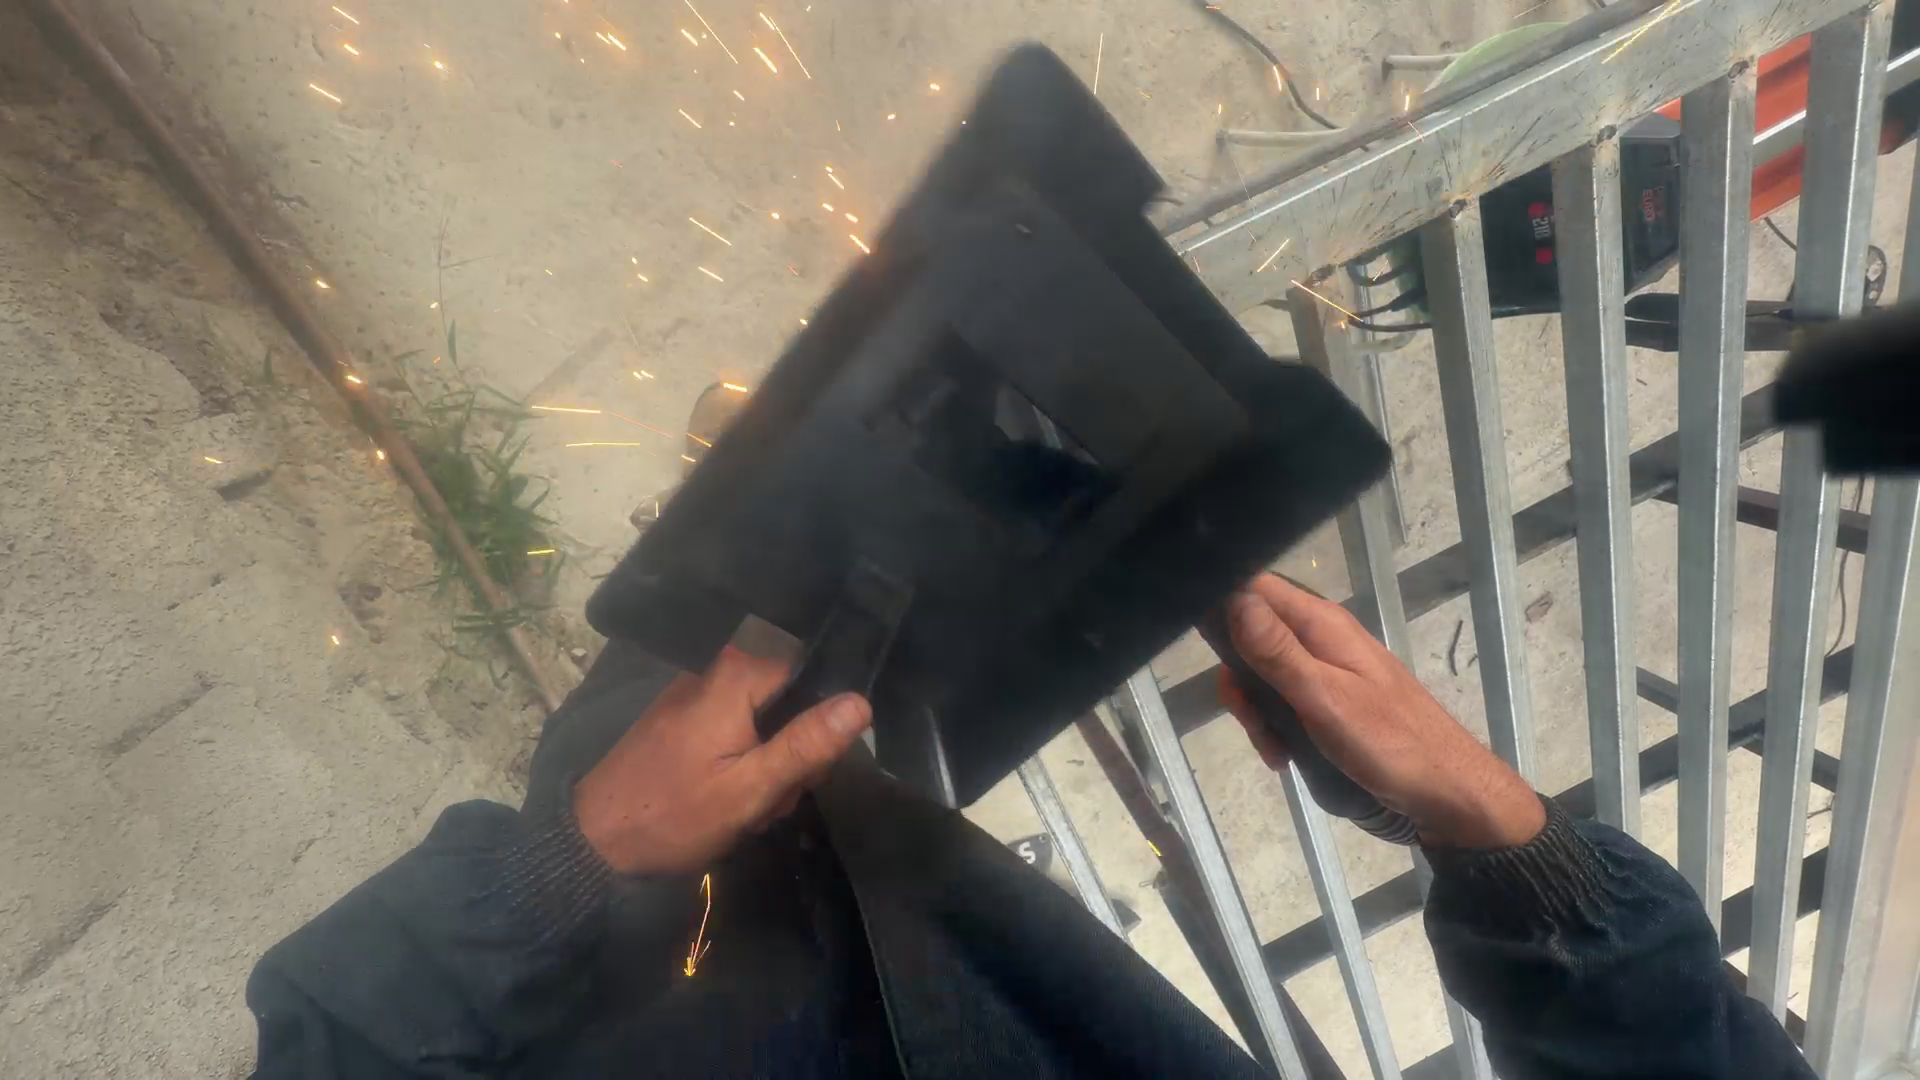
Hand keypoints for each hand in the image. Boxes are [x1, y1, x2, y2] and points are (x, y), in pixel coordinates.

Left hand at [571, 646, 872, 875]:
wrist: (591, 845)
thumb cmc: (673, 815)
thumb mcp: (749, 789)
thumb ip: (806, 744)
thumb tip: (862, 703)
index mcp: (737, 676)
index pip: (813, 673)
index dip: (823, 718)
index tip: (811, 766)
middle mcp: (718, 669)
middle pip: (791, 697)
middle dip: (793, 750)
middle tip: (773, 798)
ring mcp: (699, 691)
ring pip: (767, 716)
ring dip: (769, 762)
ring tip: (750, 806)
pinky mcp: (687, 714)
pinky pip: (739, 725)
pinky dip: (744, 760)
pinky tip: (731, 795)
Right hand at [1222, 574, 1544, 849]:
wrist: (1451, 802)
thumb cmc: (1391, 746)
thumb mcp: (1325, 698)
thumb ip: (1276, 651)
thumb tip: (1233, 599)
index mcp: (1320, 624)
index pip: (1255, 587)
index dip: (1222, 602)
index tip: (1199, 638)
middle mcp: (1319, 640)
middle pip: (1249, 635)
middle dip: (1237, 676)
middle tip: (1246, 714)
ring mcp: (1323, 674)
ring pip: (1261, 676)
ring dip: (1254, 711)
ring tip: (1272, 746)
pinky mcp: (1325, 707)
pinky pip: (1280, 705)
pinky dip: (1272, 729)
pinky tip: (1283, 756)